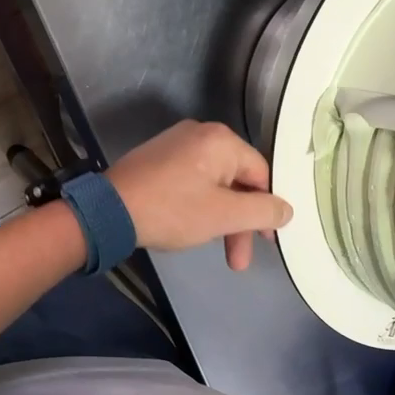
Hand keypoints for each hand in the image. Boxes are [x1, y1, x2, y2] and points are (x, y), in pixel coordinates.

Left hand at [107, 121, 293, 270]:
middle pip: (236, 180)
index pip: (260, 174)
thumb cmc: (172, 210)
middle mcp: (200, 133)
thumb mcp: (224, 216)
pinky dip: (199, 205)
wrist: (108, 210)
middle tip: (237, 261)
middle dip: (239, 223)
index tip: (265, 241)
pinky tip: (193, 229)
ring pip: (214, 184)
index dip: (266, 209)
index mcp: (221, 140)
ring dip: (219, 219)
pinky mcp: (158, 158)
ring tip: (215, 251)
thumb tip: (286, 209)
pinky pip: (192, 180)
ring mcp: (176, 144)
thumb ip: (262, 212)